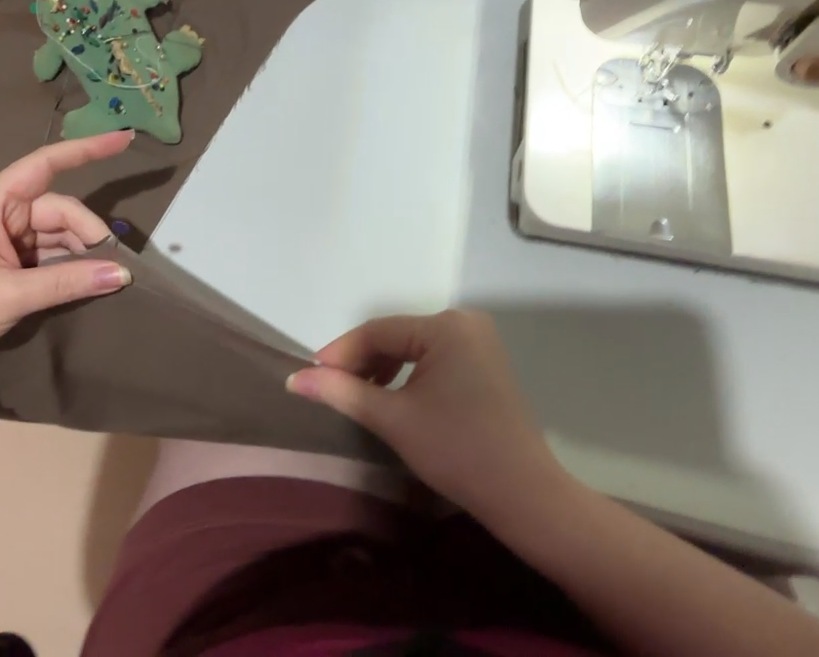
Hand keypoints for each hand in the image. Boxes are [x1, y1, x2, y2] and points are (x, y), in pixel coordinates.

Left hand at [0, 131, 133, 373]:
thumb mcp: (12, 295)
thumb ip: (69, 282)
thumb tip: (122, 274)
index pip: (46, 163)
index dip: (87, 150)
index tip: (124, 139)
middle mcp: (1, 212)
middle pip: (60, 209)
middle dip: (87, 233)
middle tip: (115, 267)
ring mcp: (4, 237)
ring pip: (57, 234)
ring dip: (80, 252)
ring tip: (106, 278)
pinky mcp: (7, 261)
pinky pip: (48, 254)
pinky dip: (67, 266)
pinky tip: (86, 282)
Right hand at [286, 311, 569, 515]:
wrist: (524, 495)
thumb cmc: (457, 450)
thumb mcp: (393, 419)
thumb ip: (342, 391)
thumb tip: (293, 378)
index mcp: (446, 327)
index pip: (377, 331)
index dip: (339, 353)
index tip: (309, 377)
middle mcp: (465, 324)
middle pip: (394, 337)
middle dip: (360, 362)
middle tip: (330, 390)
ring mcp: (478, 345)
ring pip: (412, 350)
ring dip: (381, 370)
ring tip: (355, 397)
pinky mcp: (484, 366)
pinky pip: (432, 361)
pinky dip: (406, 377)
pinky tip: (391, 400)